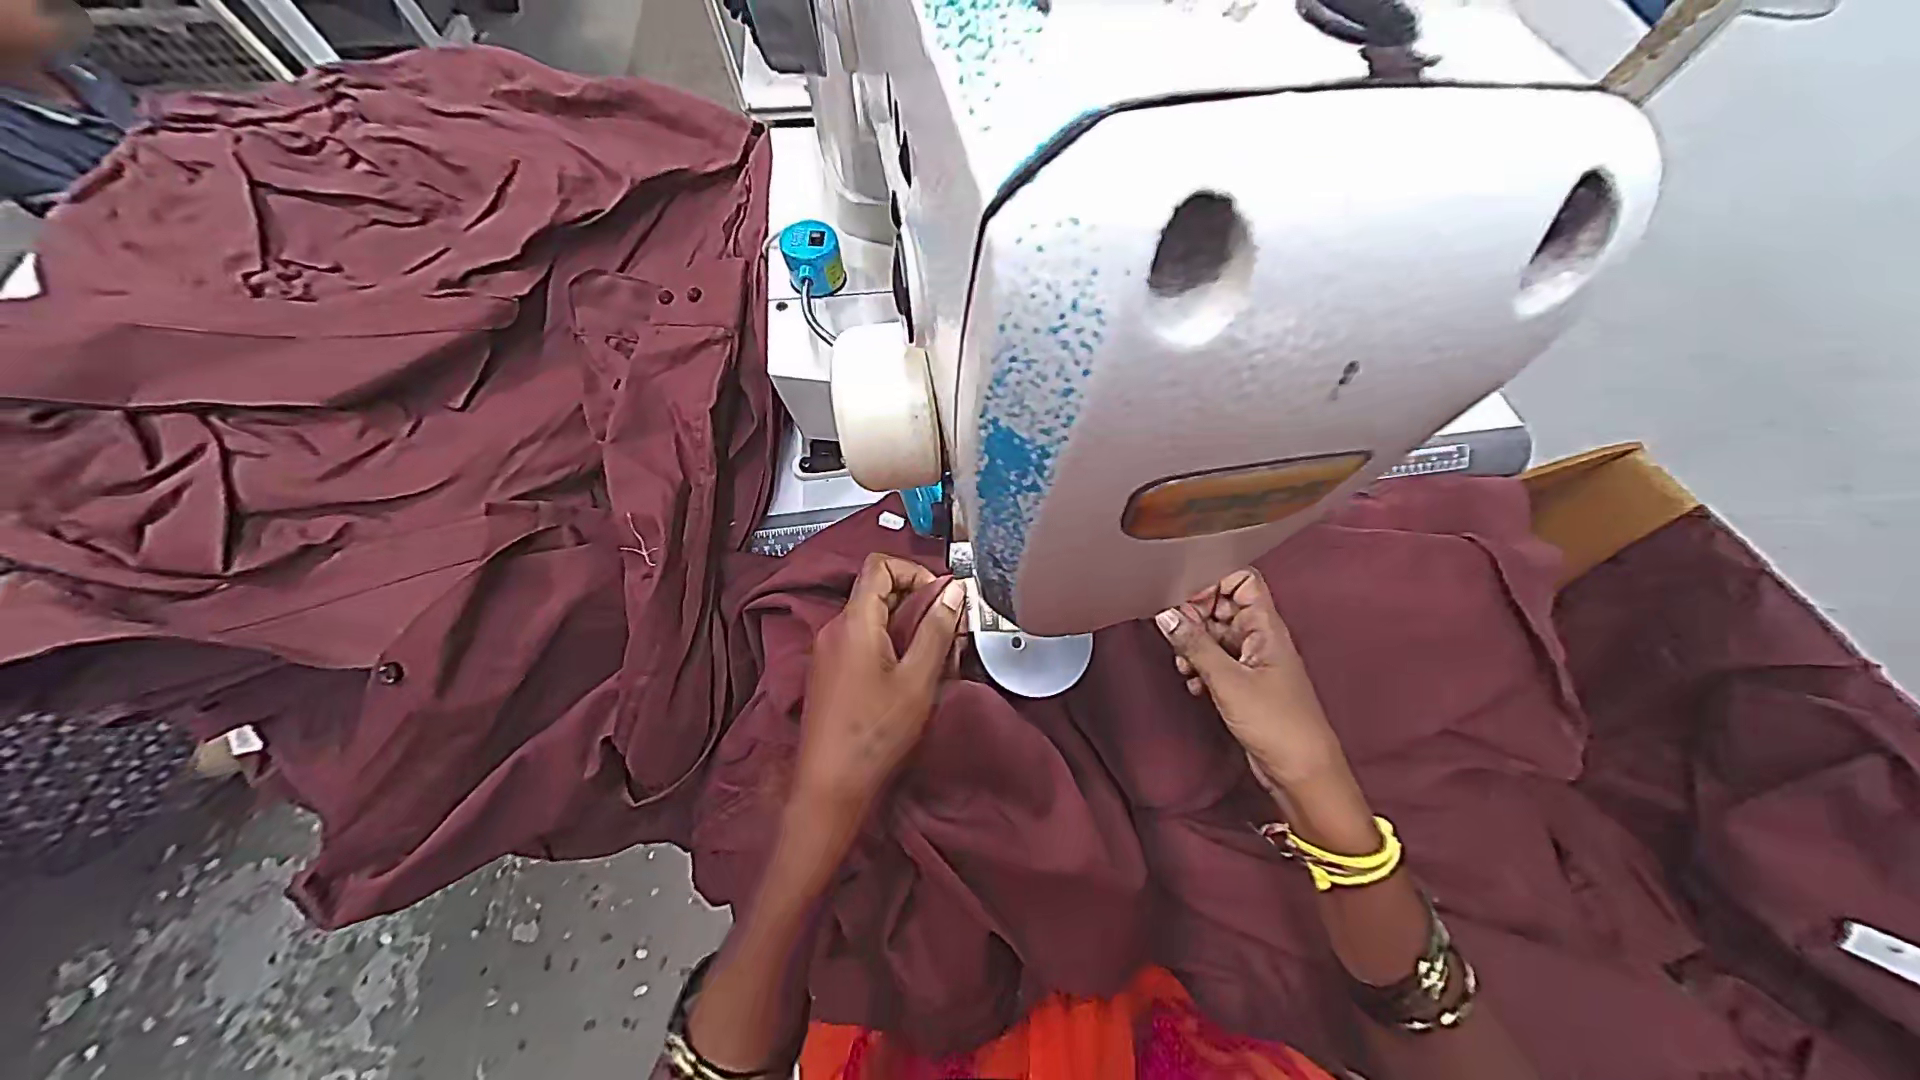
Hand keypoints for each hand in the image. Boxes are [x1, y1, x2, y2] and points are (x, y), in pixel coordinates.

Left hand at [794, 553, 966, 821]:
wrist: (830, 785)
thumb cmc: (874, 734)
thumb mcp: (918, 679)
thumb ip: (937, 629)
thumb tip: (953, 592)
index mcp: (854, 621)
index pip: (879, 565)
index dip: (915, 570)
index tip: (941, 595)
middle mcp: (834, 628)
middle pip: (878, 591)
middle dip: (918, 602)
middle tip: (948, 630)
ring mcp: (828, 650)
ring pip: (873, 617)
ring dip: (907, 627)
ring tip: (935, 657)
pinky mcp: (829, 671)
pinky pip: (863, 640)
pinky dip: (890, 645)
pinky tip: (911, 676)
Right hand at [1155, 568, 1345, 790]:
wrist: (1302, 772)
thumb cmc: (1279, 725)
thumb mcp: (1229, 681)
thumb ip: (1195, 645)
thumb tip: (1167, 616)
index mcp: (1266, 627)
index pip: (1241, 580)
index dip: (1212, 584)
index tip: (1185, 603)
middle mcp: (1260, 638)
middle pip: (1223, 606)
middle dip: (1195, 617)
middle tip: (1178, 637)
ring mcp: (1252, 660)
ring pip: (1215, 634)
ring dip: (1194, 645)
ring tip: (1185, 664)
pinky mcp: (1245, 682)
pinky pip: (1216, 659)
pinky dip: (1200, 665)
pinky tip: (1194, 682)